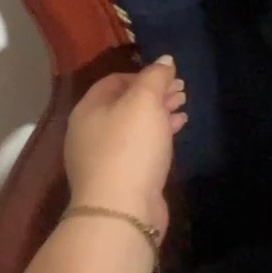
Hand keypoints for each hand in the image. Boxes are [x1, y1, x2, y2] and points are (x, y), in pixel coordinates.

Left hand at [64, 56, 186, 236]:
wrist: (122, 212)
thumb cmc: (130, 147)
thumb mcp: (144, 101)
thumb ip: (155, 76)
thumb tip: (165, 60)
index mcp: (88, 109)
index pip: (115, 80)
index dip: (143, 74)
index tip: (168, 77)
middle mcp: (90, 132)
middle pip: (125, 102)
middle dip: (154, 93)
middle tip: (182, 90)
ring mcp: (103, 158)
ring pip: (135, 126)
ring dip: (159, 113)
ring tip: (183, 108)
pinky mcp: (120, 178)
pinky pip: (140, 147)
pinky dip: (158, 135)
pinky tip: (177, 129)